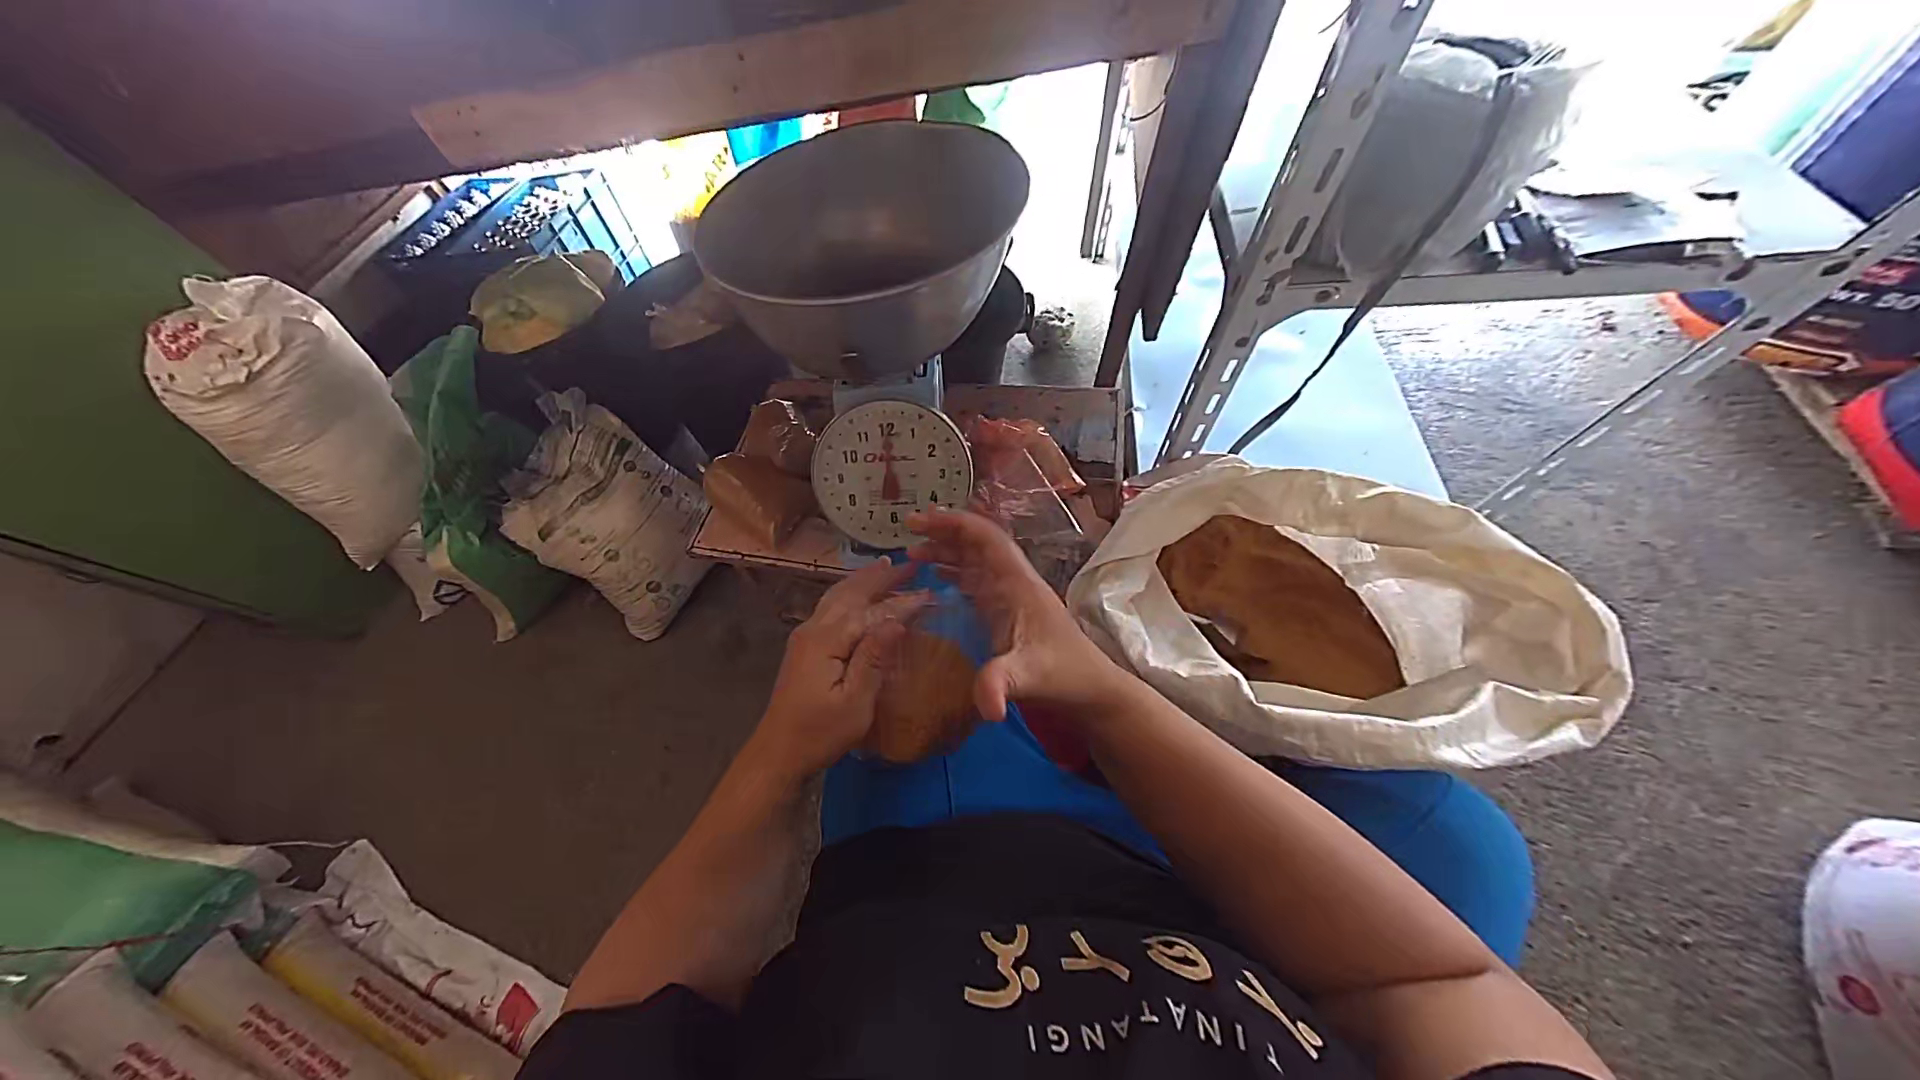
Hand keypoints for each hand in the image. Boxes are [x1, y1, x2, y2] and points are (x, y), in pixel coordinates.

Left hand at [753, 561, 929, 776]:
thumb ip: (874, 658)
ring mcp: (805, 637)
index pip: (871, 612)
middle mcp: (813, 629)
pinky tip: (859, 595)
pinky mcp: (804, 647)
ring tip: (886, 568)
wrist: (778, 752)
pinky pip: (831, 607)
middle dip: (880, 578)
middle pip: (850, 593)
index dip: (901, 602)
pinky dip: (850, 594)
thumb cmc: (820, 733)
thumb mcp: (855, 701)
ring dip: (863, 581)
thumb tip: (896, 621)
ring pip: (838, 597)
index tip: (929, 593)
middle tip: (910, 565)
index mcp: (826, 640)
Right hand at [907, 507, 1132, 723]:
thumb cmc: (1063, 674)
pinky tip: (936, 579)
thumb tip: (984, 706)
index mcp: (1017, 582)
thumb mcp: (1028, 677)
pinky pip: (976, 583)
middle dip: (943, 532)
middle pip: (976, 542)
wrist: (1089, 689)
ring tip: (914, 553)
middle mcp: (1012, 582)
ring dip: (946, 552)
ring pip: (975, 561)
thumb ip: (1001, 683)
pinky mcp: (1006, 613)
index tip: (920, 521)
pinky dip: (954, 575)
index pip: (984, 536)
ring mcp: (1010, 596)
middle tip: (909, 530)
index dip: (952, 523)